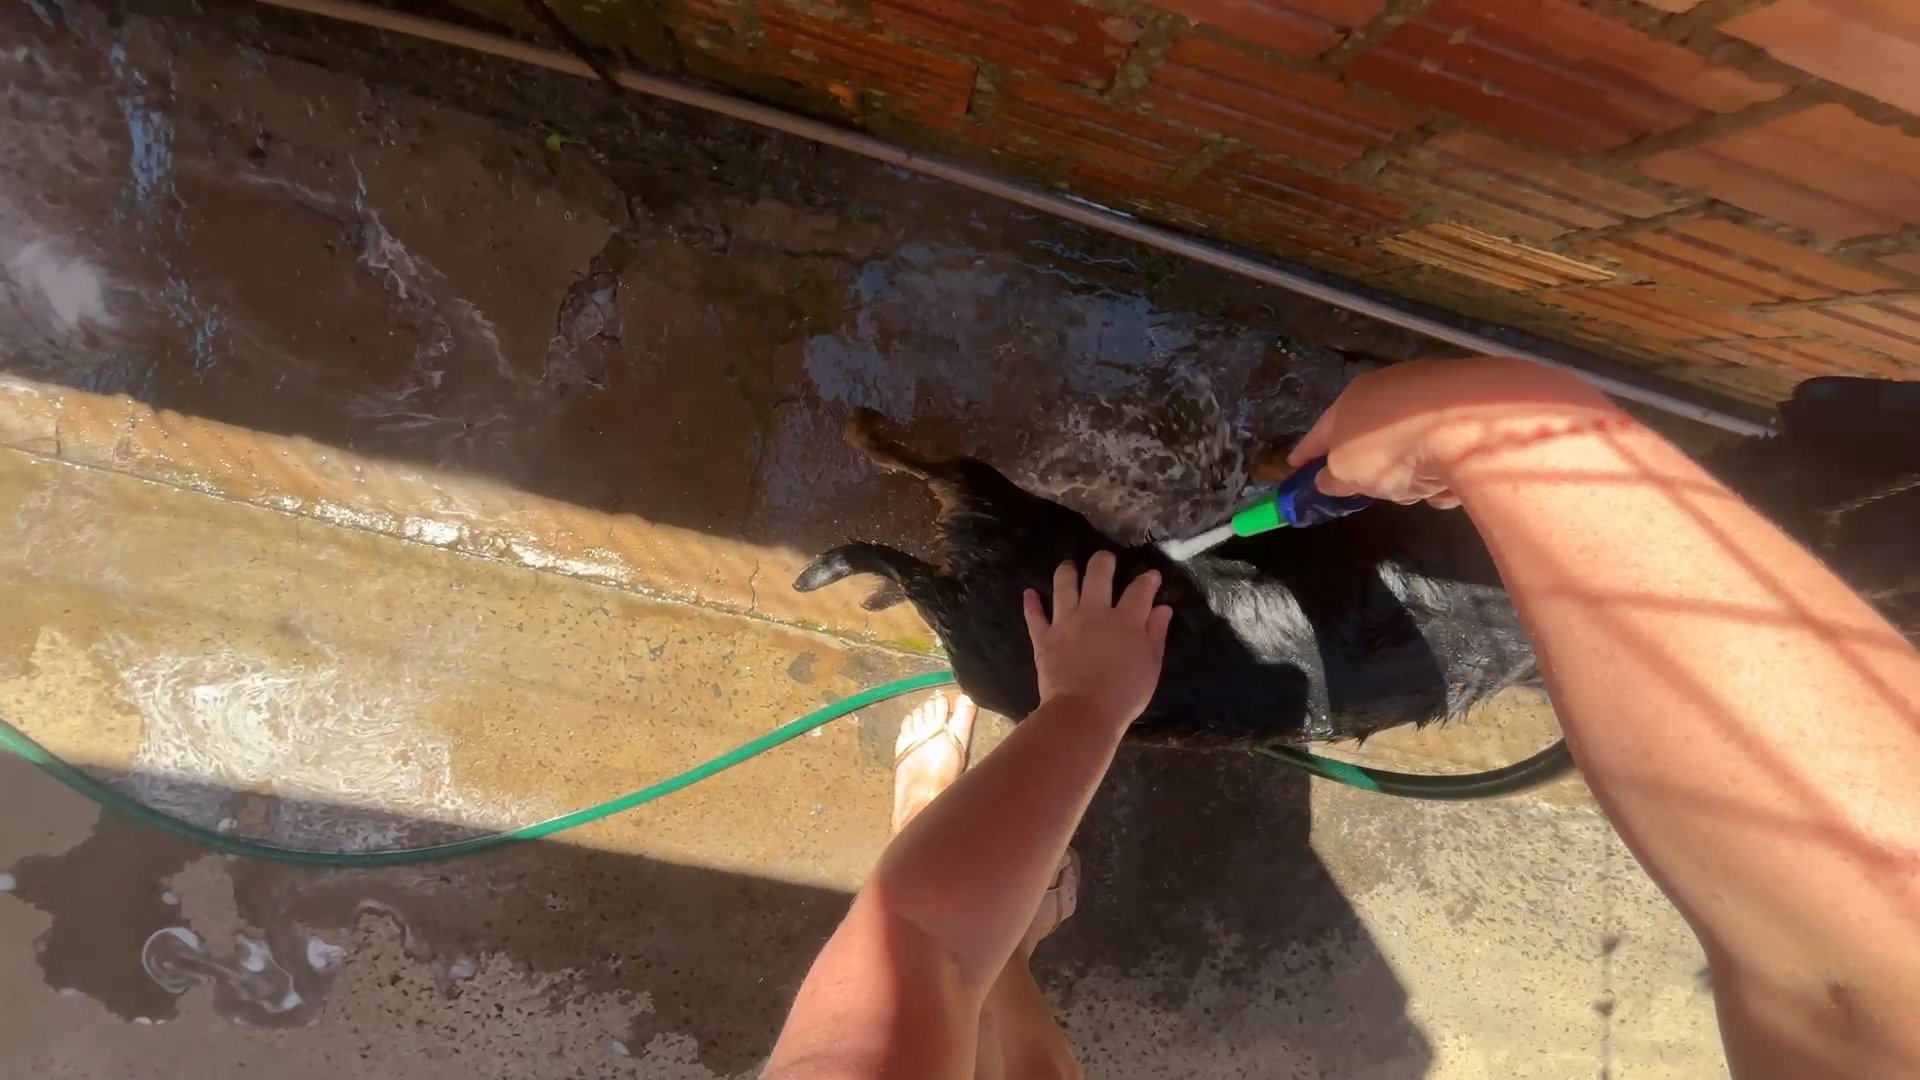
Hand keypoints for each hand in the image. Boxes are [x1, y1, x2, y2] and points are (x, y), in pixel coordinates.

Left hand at [1022, 552, 1172, 723]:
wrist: (1083, 710)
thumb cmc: (1124, 693)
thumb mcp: (1151, 666)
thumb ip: (1156, 634)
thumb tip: (1163, 608)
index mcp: (1125, 620)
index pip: (1139, 590)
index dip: (1148, 580)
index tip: (1152, 575)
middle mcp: (1094, 612)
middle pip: (1098, 575)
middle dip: (1103, 562)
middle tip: (1105, 559)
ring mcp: (1065, 622)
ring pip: (1064, 585)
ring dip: (1067, 572)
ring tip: (1068, 566)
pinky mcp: (1044, 637)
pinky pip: (1035, 615)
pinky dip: (1031, 604)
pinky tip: (1029, 593)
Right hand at [1288, 357, 1622, 508]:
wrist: (1478, 425)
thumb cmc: (1393, 448)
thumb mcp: (1347, 473)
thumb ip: (1333, 478)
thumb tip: (1330, 479)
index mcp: (1354, 398)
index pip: (1322, 429)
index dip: (1307, 451)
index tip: (1296, 465)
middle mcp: (1394, 387)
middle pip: (1373, 437)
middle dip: (1375, 470)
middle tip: (1380, 493)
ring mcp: (1439, 391)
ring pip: (1415, 443)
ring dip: (1416, 472)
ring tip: (1427, 491)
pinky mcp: (1481, 403)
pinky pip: (1452, 444)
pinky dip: (1450, 465)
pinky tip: (1458, 482)